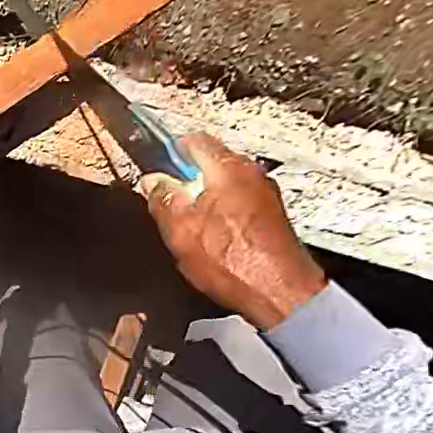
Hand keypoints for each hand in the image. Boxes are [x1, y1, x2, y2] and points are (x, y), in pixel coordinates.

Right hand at [139, 133, 327, 329]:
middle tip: (169, 203)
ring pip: (225, 186)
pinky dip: (223, 215)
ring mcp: (265, 195)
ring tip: (191, 229)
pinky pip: (240, 205)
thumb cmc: (237, 262)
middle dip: (187, 180)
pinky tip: (214, 242)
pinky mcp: (271, 217)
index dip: (170, 151)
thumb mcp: (180, 230)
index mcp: (227, 168)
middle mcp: (251, 174)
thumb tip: (153, 183)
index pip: (194, 140)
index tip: (158, 165)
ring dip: (206, 200)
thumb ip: (162, 199)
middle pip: (211, 162)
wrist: (278, 292)